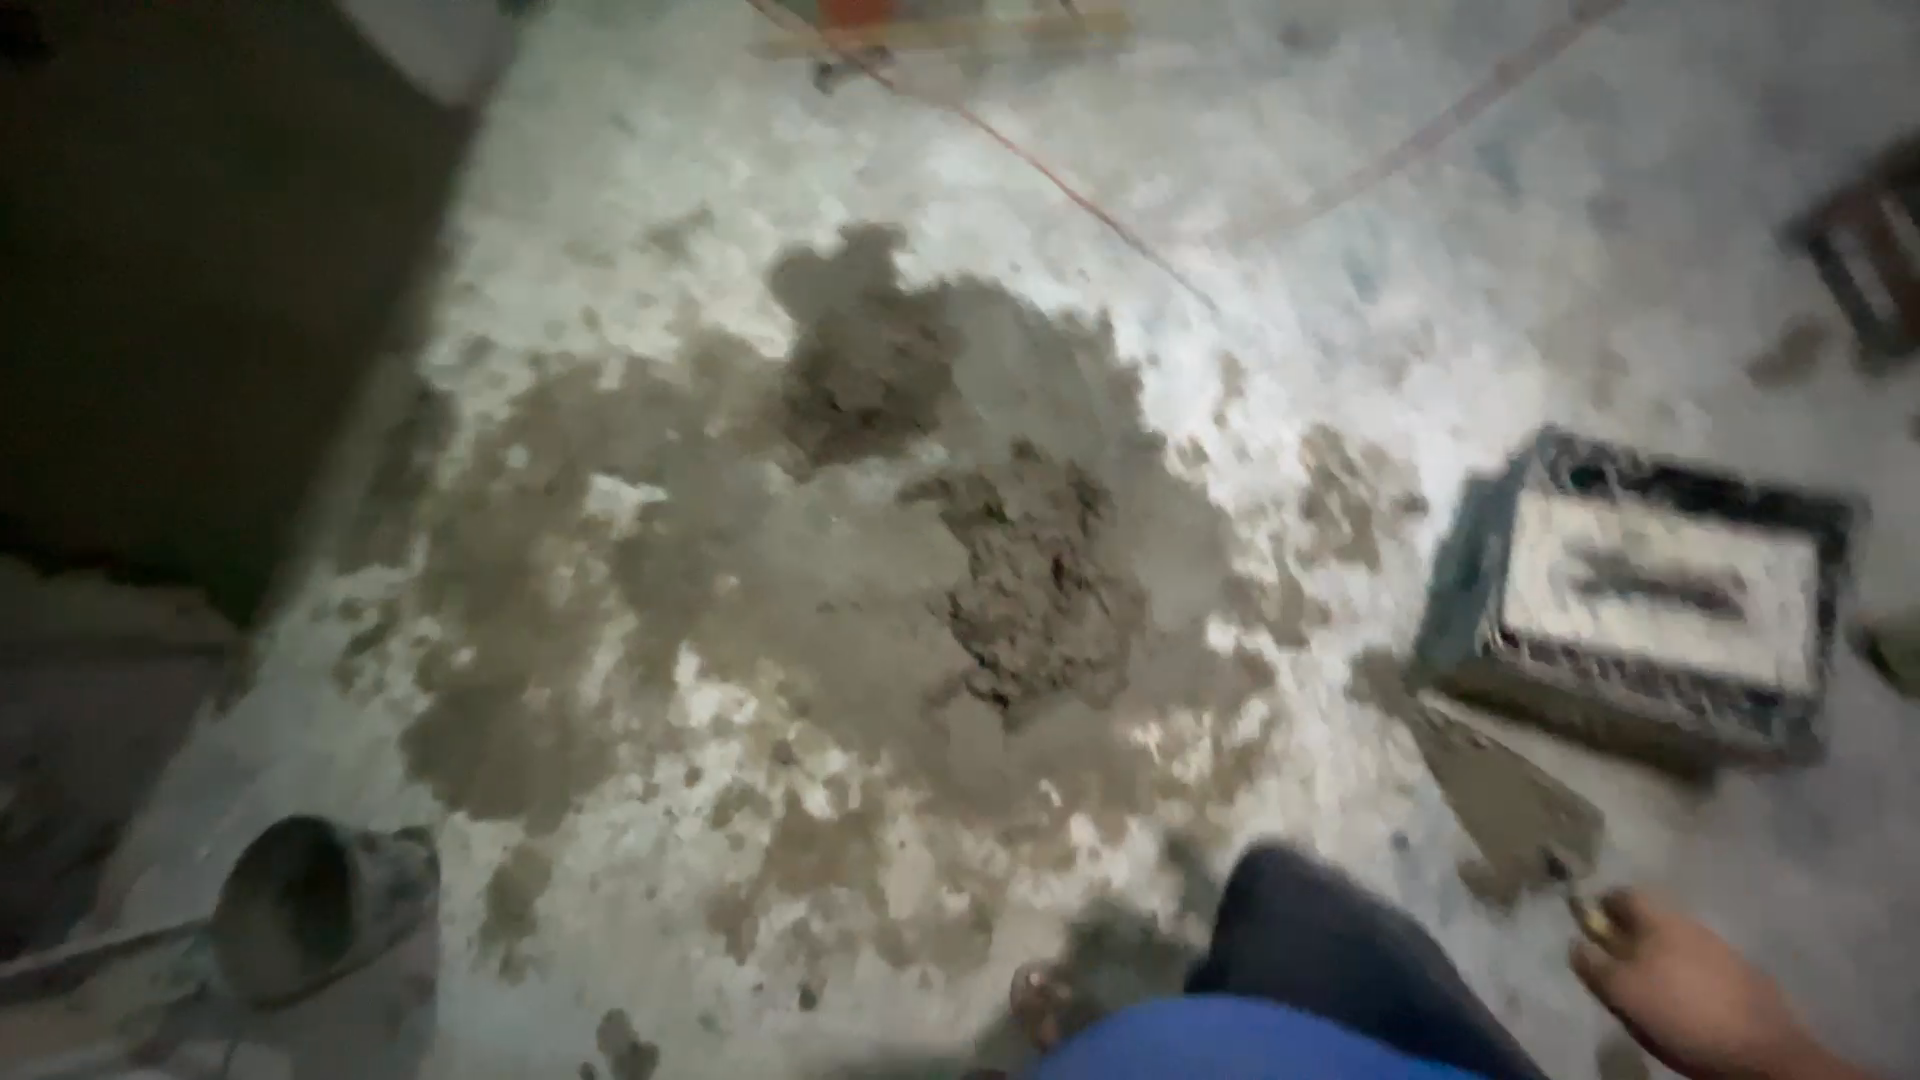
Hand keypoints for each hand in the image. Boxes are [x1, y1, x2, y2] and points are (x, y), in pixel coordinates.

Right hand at [1569, 889, 1817, 1079]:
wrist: (1769, 1059)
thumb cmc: (1680, 1013)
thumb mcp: (1618, 991)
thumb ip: (1590, 962)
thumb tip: (1577, 942)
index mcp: (1660, 920)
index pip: (1623, 893)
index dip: (1603, 906)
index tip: (1595, 929)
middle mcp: (1695, 926)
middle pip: (1655, 920)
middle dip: (1636, 936)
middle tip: (1623, 962)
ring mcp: (1730, 954)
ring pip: (1685, 945)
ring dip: (1668, 958)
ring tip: (1660, 987)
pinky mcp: (1755, 983)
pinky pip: (1712, 970)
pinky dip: (1697, 979)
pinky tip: (1694, 1002)